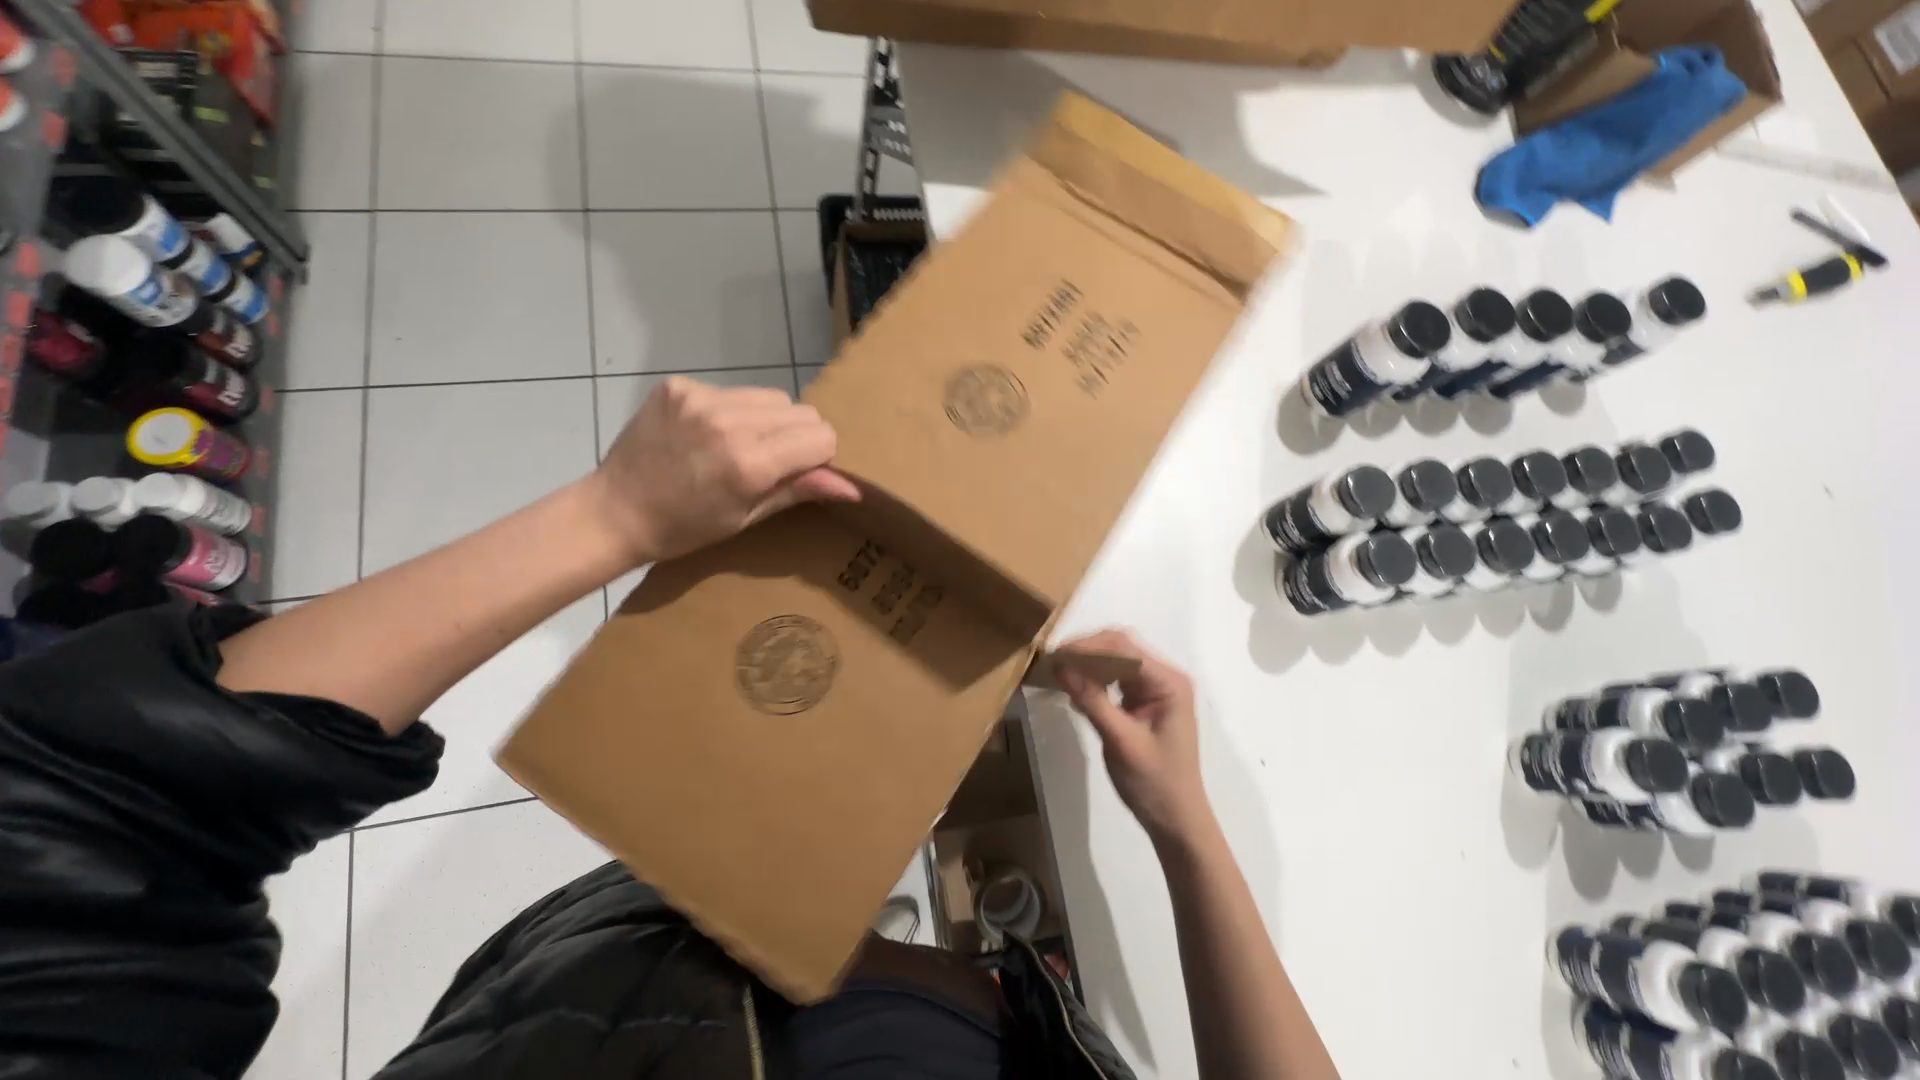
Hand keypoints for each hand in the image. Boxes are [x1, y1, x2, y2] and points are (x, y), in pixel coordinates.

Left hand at [590, 376, 860, 564]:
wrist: (614, 511)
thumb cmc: (683, 528)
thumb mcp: (746, 517)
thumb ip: (799, 490)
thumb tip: (852, 486)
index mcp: (748, 462)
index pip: (820, 437)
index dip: (819, 457)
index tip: (799, 475)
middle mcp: (729, 421)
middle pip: (801, 411)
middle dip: (797, 437)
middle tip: (769, 464)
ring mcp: (700, 398)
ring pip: (770, 397)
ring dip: (768, 421)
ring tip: (738, 447)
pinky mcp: (678, 386)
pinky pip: (732, 390)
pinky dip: (732, 411)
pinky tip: (708, 435)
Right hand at [1056, 630, 1215, 846]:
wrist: (1175, 819)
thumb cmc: (1154, 783)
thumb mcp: (1120, 742)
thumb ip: (1093, 701)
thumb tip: (1061, 667)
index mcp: (1169, 682)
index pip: (1124, 647)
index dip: (1087, 646)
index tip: (1054, 656)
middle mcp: (1164, 677)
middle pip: (1120, 647)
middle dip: (1085, 650)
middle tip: (1052, 662)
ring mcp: (1155, 688)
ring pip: (1115, 660)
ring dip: (1087, 663)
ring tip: (1057, 671)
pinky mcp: (1143, 701)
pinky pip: (1115, 678)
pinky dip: (1093, 678)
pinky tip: (1073, 688)